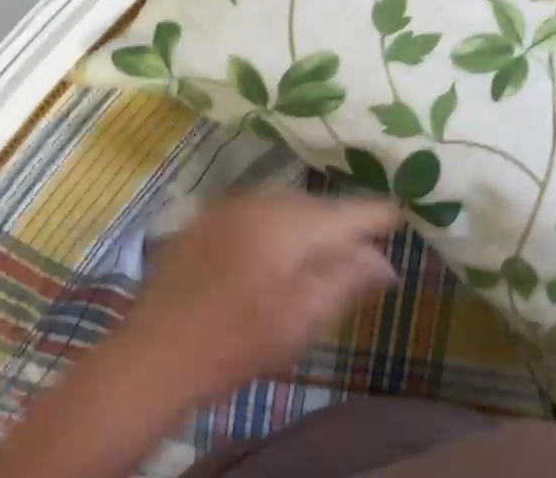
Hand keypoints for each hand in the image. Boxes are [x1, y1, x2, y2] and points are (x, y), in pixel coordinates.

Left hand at [112, 193, 399, 403]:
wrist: (153, 355)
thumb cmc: (236, 342)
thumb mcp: (302, 319)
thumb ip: (347, 280)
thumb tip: (385, 260)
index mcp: (289, 221)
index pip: (349, 210)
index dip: (379, 215)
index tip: (403, 217)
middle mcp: (260, 200)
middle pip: (318, 206)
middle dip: (342, 224)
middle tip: (364, 249)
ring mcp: (229, 206)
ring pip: (287, 206)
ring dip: (309, 226)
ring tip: (322, 255)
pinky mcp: (207, 219)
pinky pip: (258, 212)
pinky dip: (277, 227)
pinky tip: (276, 256)